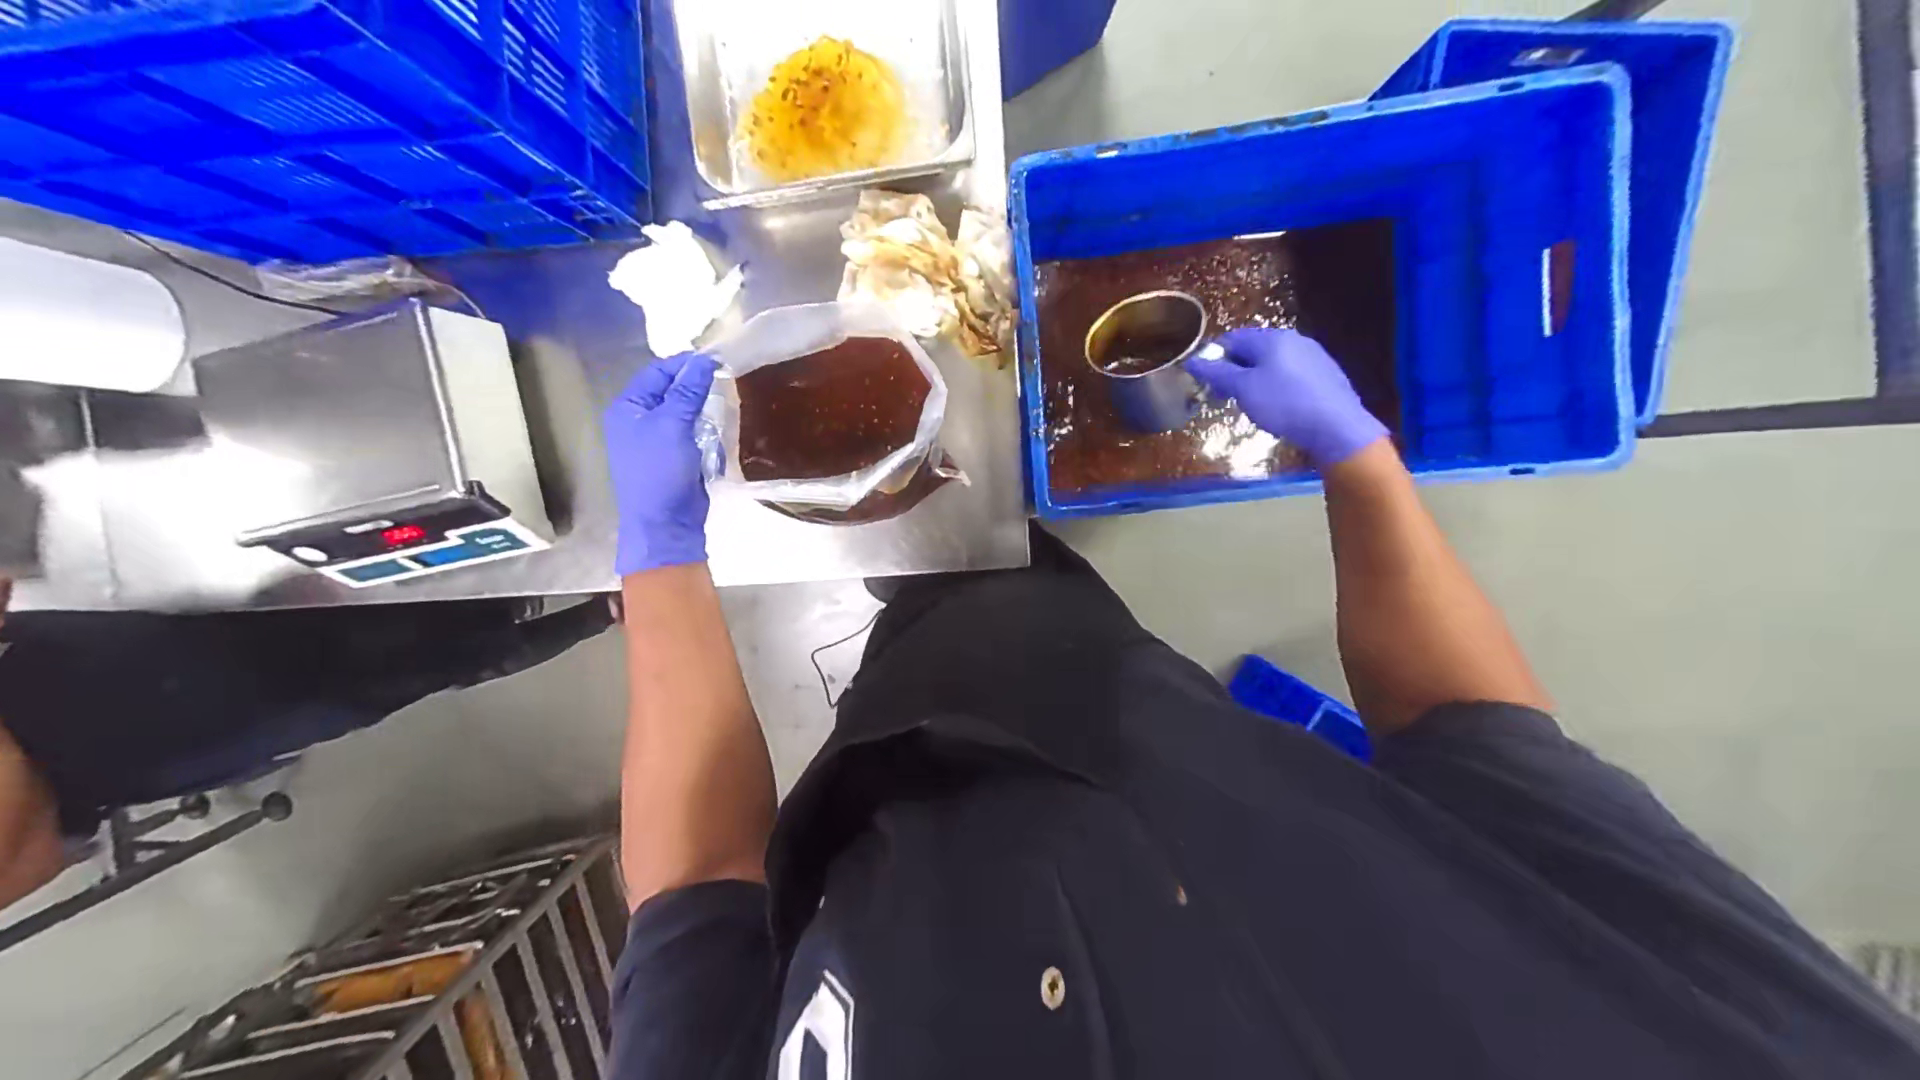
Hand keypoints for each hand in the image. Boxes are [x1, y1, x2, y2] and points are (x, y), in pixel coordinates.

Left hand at [604, 353, 718, 575]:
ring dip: (705, 406)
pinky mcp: (676, 458)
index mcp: (628, 408)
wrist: (665, 522)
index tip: (718, 358)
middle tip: (727, 376)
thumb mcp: (673, 425)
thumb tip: (705, 360)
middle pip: (671, 391)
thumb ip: (688, 391)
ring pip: (685, 412)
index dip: (686, 363)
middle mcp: (639, 421)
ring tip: (728, 398)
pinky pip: (693, 433)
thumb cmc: (660, 470)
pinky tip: (723, 425)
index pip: (658, 373)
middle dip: (697, 384)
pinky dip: (708, 428)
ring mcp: (657, 441)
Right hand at [1185, 328, 1386, 466]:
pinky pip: (1289, 374)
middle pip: (1252, 349)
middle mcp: (1294, 340)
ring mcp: (1312, 356)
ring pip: (1271, 362)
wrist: (1336, 426)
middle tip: (1223, 395)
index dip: (1213, 357)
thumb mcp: (1243, 389)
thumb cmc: (1283, 403)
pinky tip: (1276, 406)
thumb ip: (1217, 373)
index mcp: (1272, 338)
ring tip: (1248, 402)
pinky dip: (1274, 385)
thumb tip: (1192, 360)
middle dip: (1233, 369)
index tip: (1205, 381)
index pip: (1232, 338)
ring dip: (1253, 378)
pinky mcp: (1324, 374)